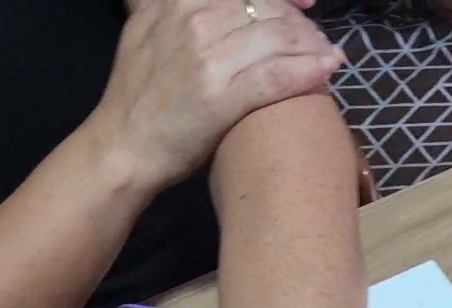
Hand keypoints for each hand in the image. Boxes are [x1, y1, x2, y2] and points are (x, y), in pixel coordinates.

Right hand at [90, 0, 343, 187]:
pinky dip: (307, 69)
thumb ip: (169, 9)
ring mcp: (208, 59)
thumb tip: (191, 2)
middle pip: (265, 8)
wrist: (122, 148)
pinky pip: (275, 75)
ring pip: (276, 37)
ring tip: (330, 56)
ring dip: (310, 44)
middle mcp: (194, 20)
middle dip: (300, 23)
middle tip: (320, 40)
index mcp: (177, 2)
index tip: (305, 6)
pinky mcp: (221, 98)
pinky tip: (329, 69)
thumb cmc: (136, 101)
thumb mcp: (144, 33)